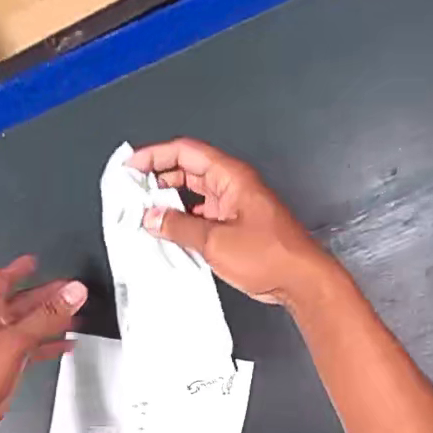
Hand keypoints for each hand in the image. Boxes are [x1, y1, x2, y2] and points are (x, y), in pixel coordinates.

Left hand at [0, 256, 86, 430]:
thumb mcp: (17, 339)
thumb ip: (47, 315)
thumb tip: (72, 292)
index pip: (1, 283)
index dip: (17, 270)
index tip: (33, 261)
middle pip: (22, 304)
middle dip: (45, 295)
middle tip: (66, 290)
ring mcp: (3, 346)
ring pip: (31, 326)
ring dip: (51, 320)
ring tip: (73, 314)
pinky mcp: (11, 365)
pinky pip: (35, 348)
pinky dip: (50, 344)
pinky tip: (66, 344)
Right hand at [129, 139, 345, 308]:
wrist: (300, 280)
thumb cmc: (271, 255)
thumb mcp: (215, 240)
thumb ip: (180, 227)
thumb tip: (153, 218)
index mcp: (230, 176)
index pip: (185, 151)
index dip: (155, 155)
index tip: (132, 166)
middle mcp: (233, 187)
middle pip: (188, 171)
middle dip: (160, 179)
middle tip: (134, 192)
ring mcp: (235, 207)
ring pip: (195, 196)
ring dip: (172, 203)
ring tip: (148, 215)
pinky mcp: (237, 228)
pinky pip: (204, 216)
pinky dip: (186, 222)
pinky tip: (172, 235)